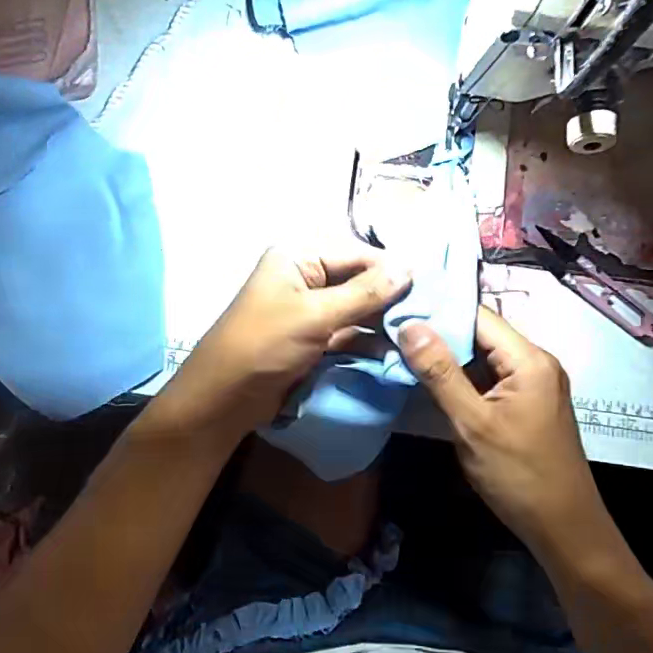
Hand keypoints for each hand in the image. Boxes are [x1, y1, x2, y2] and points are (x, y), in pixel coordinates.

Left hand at [152, 245, 410, 438]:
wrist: (224, 398)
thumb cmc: (265, 344)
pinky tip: (396, 350)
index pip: (355, 253)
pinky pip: (350, 332)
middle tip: (427, 313)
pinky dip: (370, 341)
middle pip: (359, 280)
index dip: (390, 269)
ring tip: (417, 333)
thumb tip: (408, 268)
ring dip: (383, 321)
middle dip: (390, 297)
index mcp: (297, 257)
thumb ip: (365, 293)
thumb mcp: (316, 315)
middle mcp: (306, 277)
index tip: (427, 286)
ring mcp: (311, 310)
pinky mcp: (316, 338)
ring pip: (358, 309)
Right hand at [398, 307, 609, 557]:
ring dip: (449, 359)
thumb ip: (440, 373)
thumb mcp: (472, 424)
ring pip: (485, 358)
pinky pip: (492, 379)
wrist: (563, 526)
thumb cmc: (519, 475)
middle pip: (482, 335)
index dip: (439, 312)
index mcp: (530, 359)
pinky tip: (432, 381)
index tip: (398, 309)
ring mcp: (534, 384)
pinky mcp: (528, 404)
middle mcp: (536, 363)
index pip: (479, 317)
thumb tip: (410, 325)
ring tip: (403, 351)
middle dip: (440, 335)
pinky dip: (464, 380)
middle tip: (393, 331)